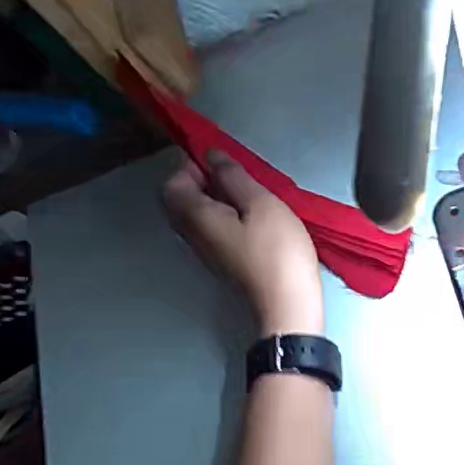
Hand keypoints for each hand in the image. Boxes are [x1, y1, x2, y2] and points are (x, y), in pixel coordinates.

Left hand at [164, 150, 322, 333]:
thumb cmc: (277, 253)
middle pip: (184, 201)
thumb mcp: (262, 204)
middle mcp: (192, 235)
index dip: (195, 168)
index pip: (174, 181)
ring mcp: (209, 255)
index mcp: (194, 215)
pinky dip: (230, 223)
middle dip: (207, 186)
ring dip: (221, 206)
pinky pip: (217, 234)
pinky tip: (257, 227)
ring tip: (253, 205)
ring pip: (201, 219)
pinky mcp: (226, 267)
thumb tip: (212, 156)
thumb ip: (234, 177)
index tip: (227, 169)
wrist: (289, 307)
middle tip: (241, 186)